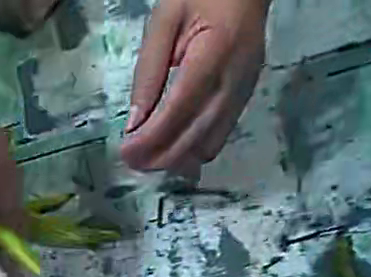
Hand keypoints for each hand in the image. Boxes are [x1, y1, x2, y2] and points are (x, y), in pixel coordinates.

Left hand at [120, 0, 269, 171]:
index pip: (179, 109)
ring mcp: (242, 94)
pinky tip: (172, 151)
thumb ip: (149, 70)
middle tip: (132, 163)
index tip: (126, 154)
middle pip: (194, 137)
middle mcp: (233, 81)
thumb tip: (134, 123)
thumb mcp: (165, 20)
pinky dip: (192, 153)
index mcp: (214, 52)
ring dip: (176, 161)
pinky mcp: (244, 102)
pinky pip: (217, 140)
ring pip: (207, 147)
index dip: (151, 138)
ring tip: (149, 159)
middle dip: (160, 157)